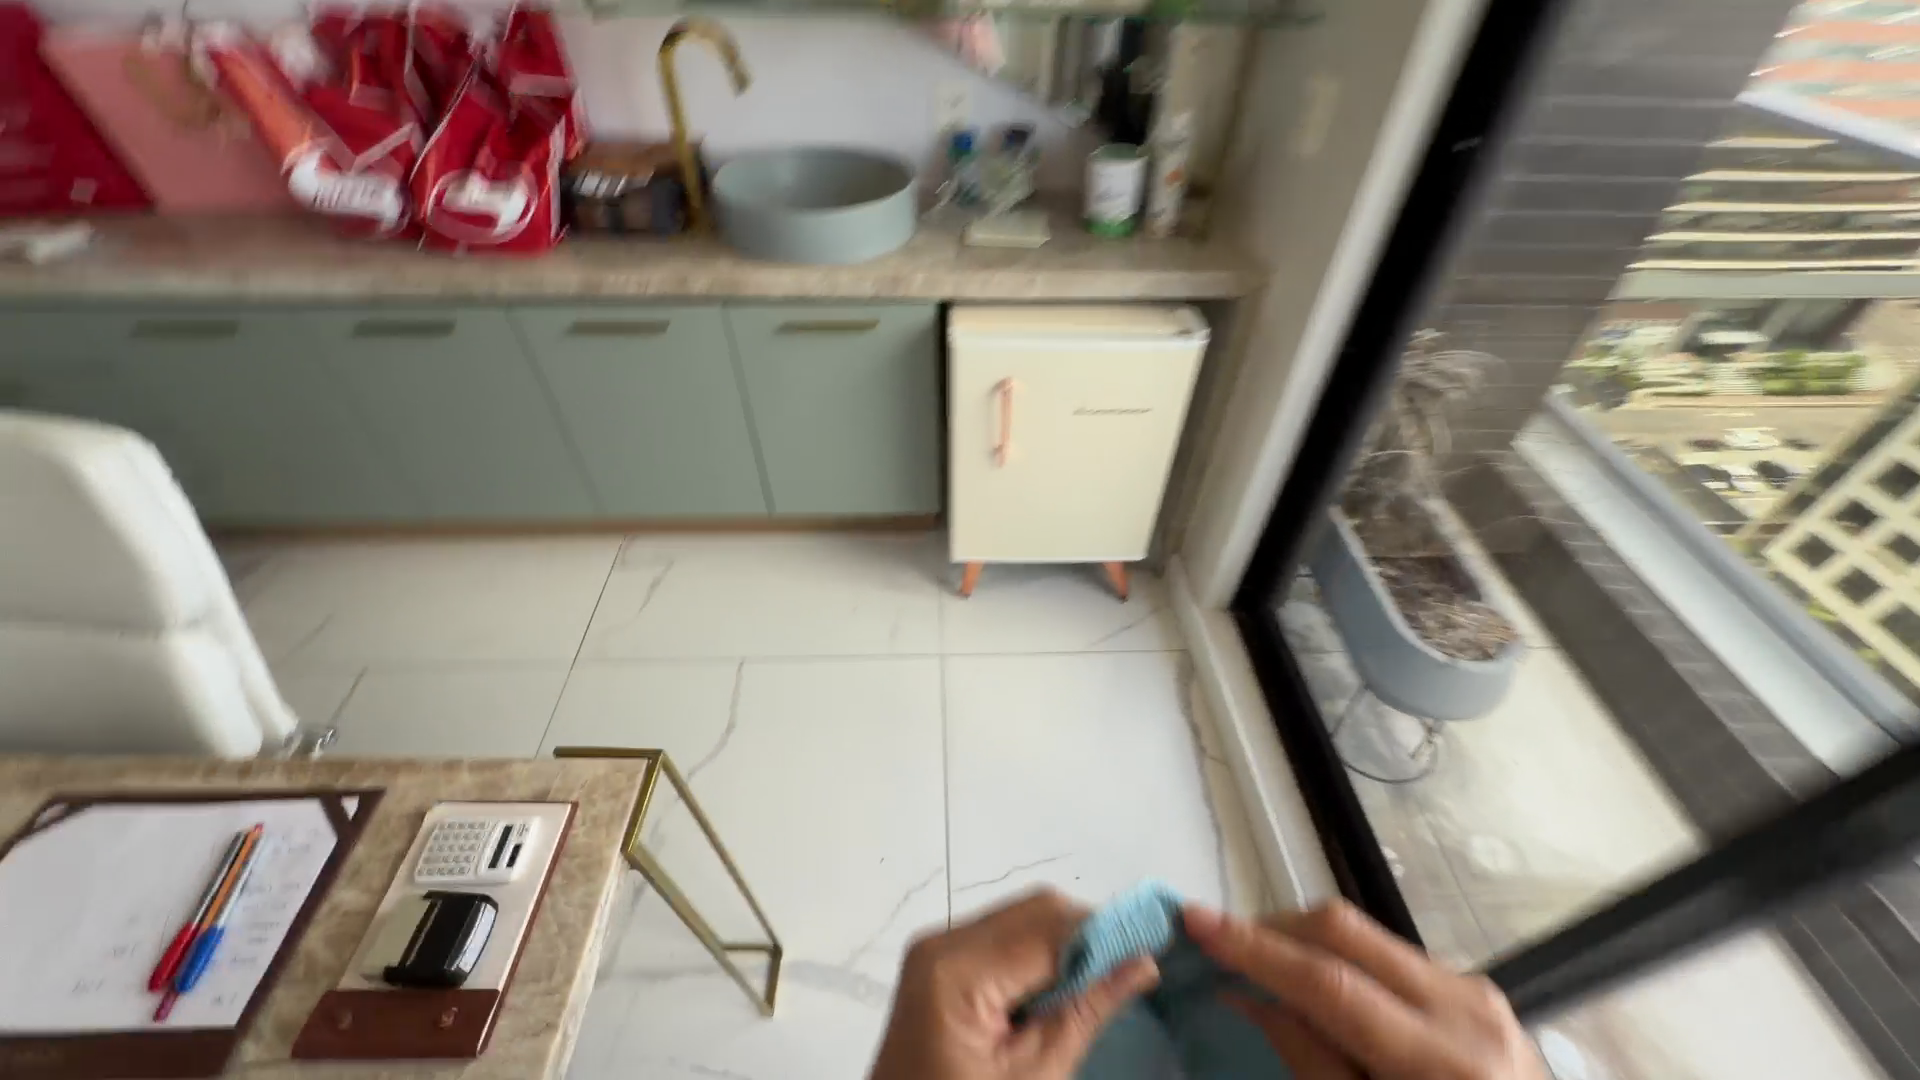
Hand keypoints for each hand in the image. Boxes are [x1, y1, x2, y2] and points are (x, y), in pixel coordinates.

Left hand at [869, 889, 1159, 1079]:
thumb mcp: (1034, 1077)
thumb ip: (1086, 1010)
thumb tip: (1143, 961)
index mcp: (956, 970)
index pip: (1046, 928)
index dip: (1103, 933)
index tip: (1150, 947)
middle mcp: (941, 939)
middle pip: (1032, 910)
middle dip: (1085, 933)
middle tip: (1127, 968)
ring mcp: (936, 945)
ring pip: (1020, 916)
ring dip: (1062, 941)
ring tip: (1094, 983)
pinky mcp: (939, 958)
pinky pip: (1000, 935)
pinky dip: (1035, 952)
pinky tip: (1055, 987)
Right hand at [1186, 900, 1545, 1079]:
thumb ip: (1306, 1057)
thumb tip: (1243, 992)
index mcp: (1444, 1064)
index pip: (1330, 983)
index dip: (1255, 947)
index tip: (1194, 918)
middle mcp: (1466, 1010)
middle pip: (1344, 930)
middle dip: (1272, 928)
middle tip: (1221, 942)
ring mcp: (1477, 992)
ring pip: (1361, 931)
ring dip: (1301, 940)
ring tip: (1262, 965)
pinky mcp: (1475, 989)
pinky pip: (1386, 952)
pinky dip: (1338, 956)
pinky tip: (1315, 982)